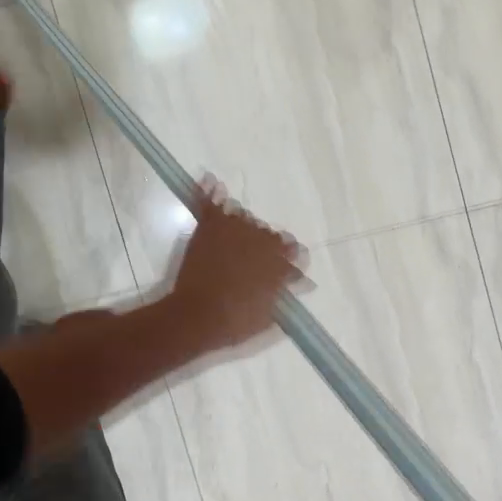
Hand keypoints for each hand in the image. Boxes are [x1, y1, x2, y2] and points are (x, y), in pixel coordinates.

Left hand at [164, 177, 306, 352]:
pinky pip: (208, 202)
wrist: (198, 314)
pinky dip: (207, 191)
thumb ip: (285, 291)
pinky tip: (208, 179)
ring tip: (232, 237)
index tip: (280, 264)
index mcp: (278, 261)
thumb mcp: (270, 313)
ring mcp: (233, 230)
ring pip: (241, 217)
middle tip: (248, 258)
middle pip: (265, 232)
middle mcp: (259, 240)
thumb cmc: (236, 321)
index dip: (284, 257)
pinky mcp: (208, 227)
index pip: (290, 249)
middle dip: (261, 242)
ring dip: (240, 223)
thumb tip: (303, 281)